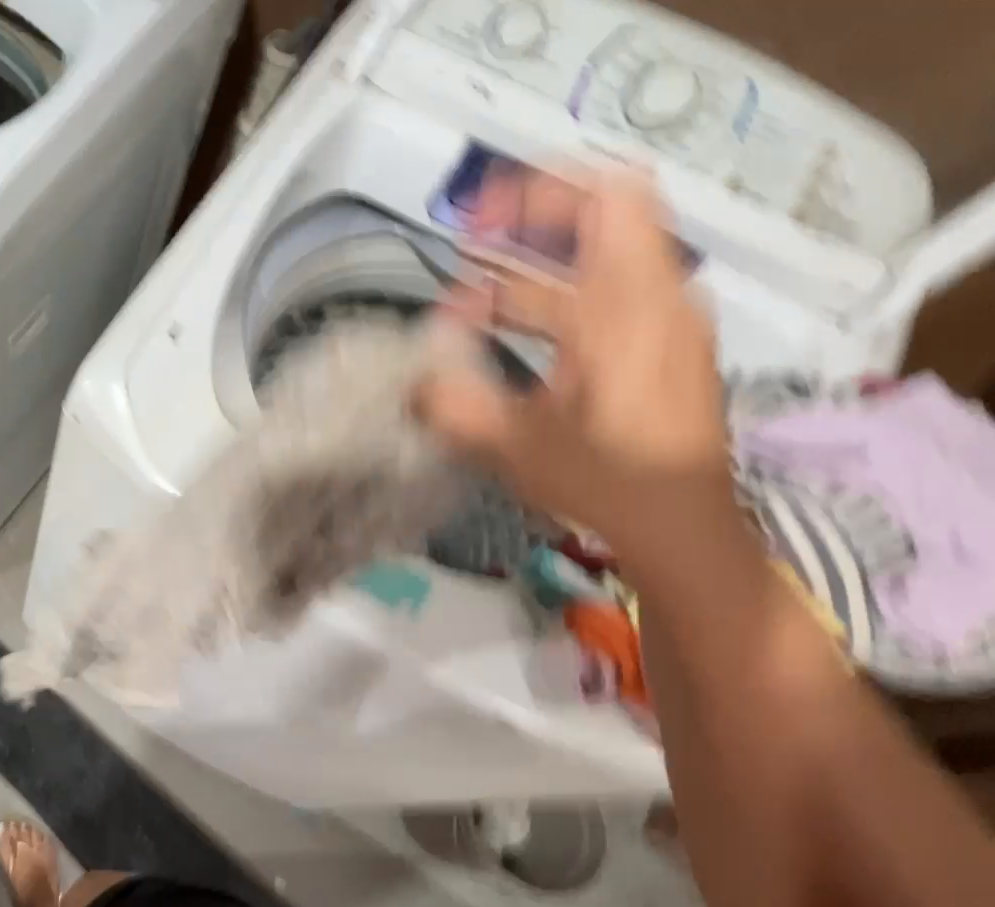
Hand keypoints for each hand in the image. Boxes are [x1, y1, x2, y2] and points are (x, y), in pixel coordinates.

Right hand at [415, 169, 736, 557]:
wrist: (683, 527)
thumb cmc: (605, 479)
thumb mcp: (513, 444)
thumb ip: (452, 405)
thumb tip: (412, 382)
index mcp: (625, 306)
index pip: (604, 197)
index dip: (538, 189)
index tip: (476, 220)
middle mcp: (655, 299)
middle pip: (598, 224)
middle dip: (524, 233)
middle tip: (465, 257)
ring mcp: (666, 324)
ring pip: (595, 269)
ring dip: (529, 280)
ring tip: (468, 314)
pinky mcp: (665, 352)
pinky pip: (608, 301)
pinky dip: (557, 307)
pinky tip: (513, 348)